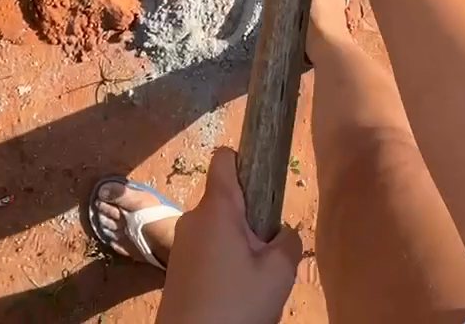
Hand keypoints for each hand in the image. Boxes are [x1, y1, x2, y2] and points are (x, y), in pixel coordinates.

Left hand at [156, 149, 303, 323]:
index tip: (264, 185)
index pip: (225, 158)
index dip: (245, 161)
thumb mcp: (278, 274)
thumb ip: (288, 242)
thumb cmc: (235, 307)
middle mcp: (194, 218)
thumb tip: (283, 233)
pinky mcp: (176, 270)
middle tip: (267, 254)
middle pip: (227, 201)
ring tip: (253, 283)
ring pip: (218, 230)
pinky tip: (234, 297)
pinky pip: (206, 252)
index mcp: (217, 208)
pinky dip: (222, 266)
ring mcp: (181, 244)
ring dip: (238, 248)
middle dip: (250, 221)